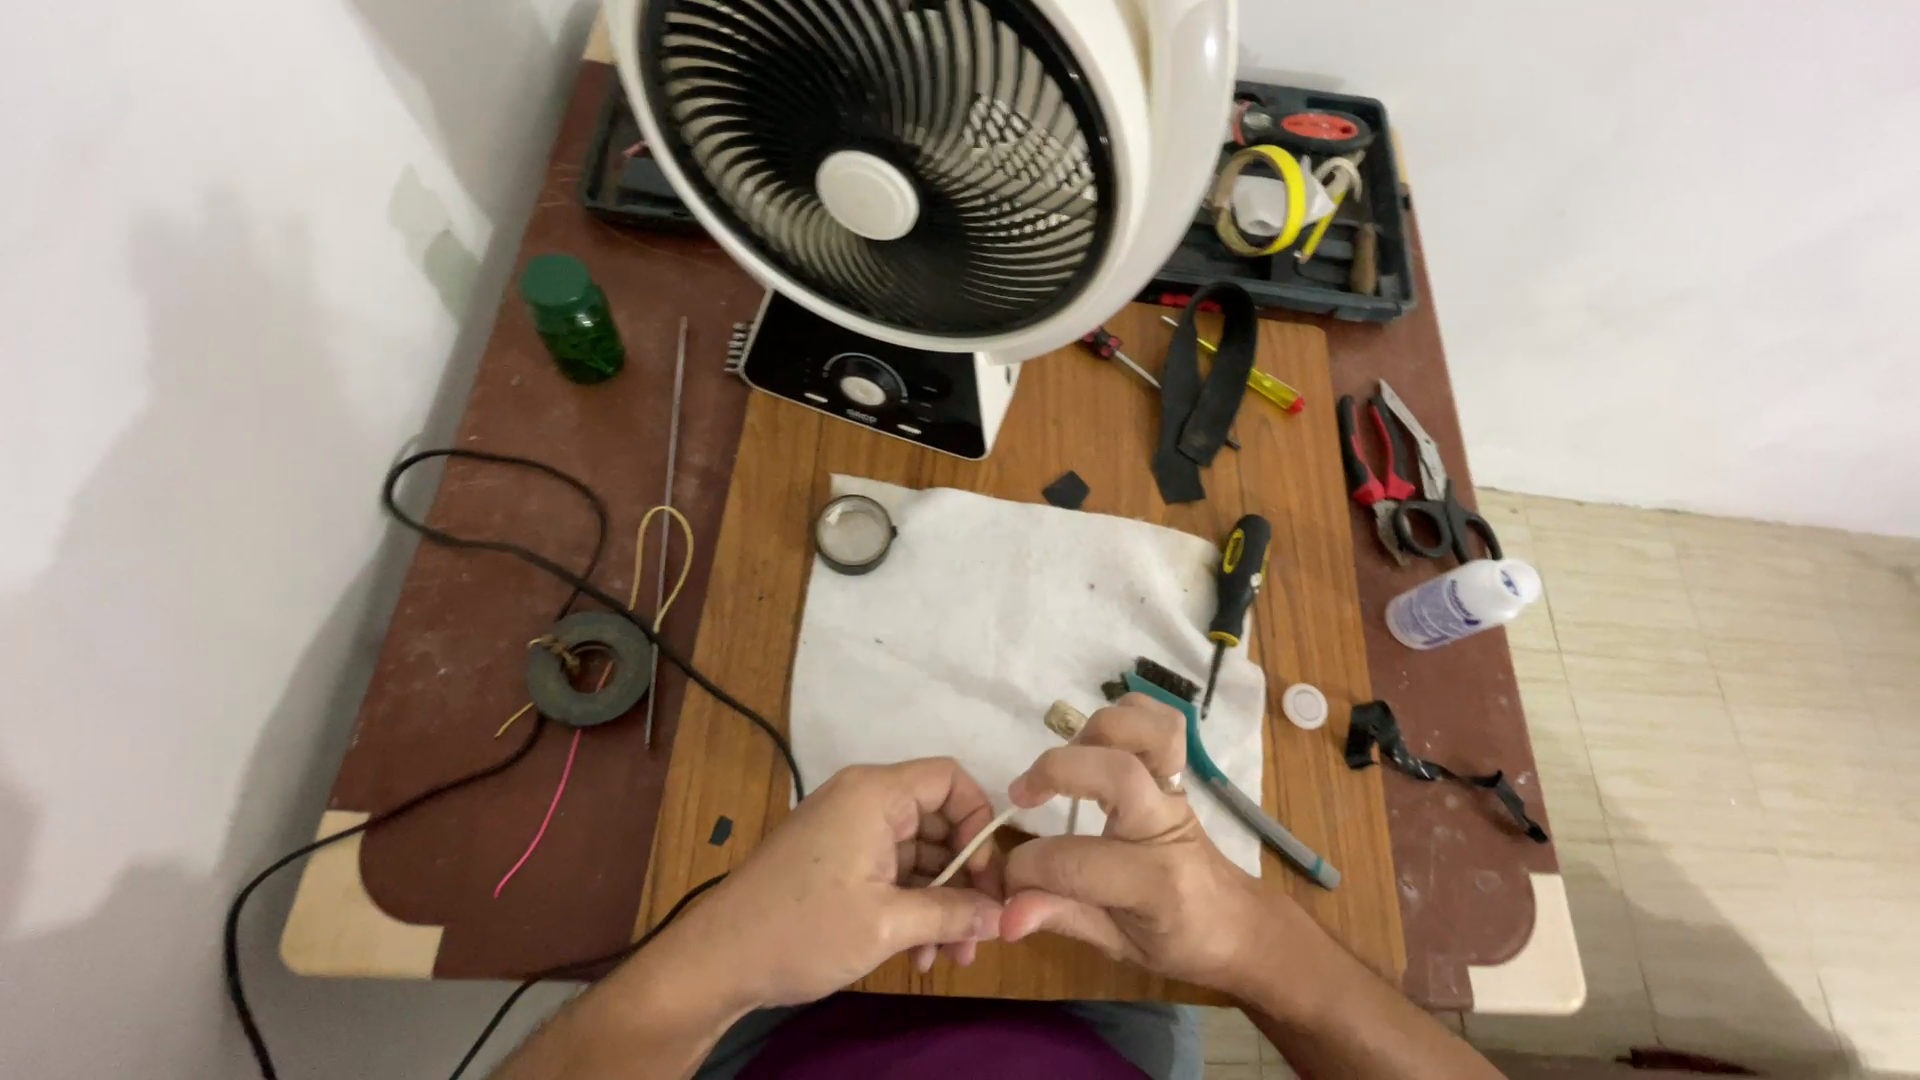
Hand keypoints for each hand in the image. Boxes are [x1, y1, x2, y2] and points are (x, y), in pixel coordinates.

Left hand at [675, 758, 1006, 1008]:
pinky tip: (919, 953)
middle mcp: (865, 799)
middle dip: (962, 878)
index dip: (979, 821)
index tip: (986, 876)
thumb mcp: (887, 925)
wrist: (717, 960)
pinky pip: (892, 868)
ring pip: (917, 853)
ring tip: (949, 957)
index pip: (949, 779)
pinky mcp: (838, 857)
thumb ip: (952, 914)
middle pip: (938, 821)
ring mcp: (849, 829)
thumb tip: (1005, 916)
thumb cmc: (804, 929)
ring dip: (938, 902)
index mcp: (875, 794)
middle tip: (980, 931)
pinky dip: (910, 904)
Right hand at [999, 694, 1286, 998]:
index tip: (1007, 875)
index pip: (1076, 861)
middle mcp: (1167, 825)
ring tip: (1066, 759)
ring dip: (1096, 730)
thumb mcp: (1119, 945)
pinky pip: (1162, 721)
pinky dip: (1127, 714)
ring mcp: (1176, 791)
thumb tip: (1005, 914)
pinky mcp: (1176, 771)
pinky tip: (1097, 741)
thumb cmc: (1179, 941)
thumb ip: (1062, 918)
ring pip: (1149, 730)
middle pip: (1117, 772)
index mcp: (1155, 882)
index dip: (1027, 867)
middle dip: (1055, 772)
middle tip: (1023, 794)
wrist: (1238, 923)